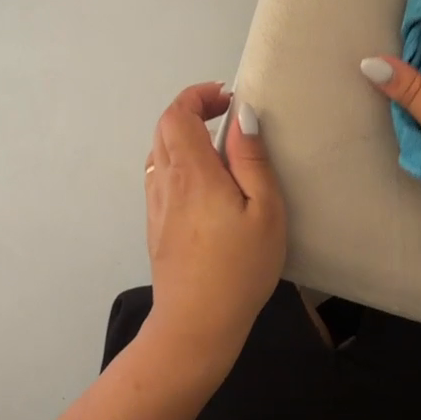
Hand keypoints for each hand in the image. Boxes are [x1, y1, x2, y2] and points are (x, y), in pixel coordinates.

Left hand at [142, 83, 285, 376]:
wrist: (195, 323)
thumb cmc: (239, 267)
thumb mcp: (265, 211)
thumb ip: (251, 159)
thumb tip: (242, 115)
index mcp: (193, 171)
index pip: (177, 113)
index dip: (198, 95)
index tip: (227, 97)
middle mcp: (166, 181)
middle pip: (163, 126)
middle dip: (191, 109)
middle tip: (226, 115)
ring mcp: (156, 203)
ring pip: (158, 150)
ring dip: (182, 134)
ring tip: (217, 145)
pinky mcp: (155, 224)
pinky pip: (158, 174)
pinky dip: (176, 159)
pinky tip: (202, 180)